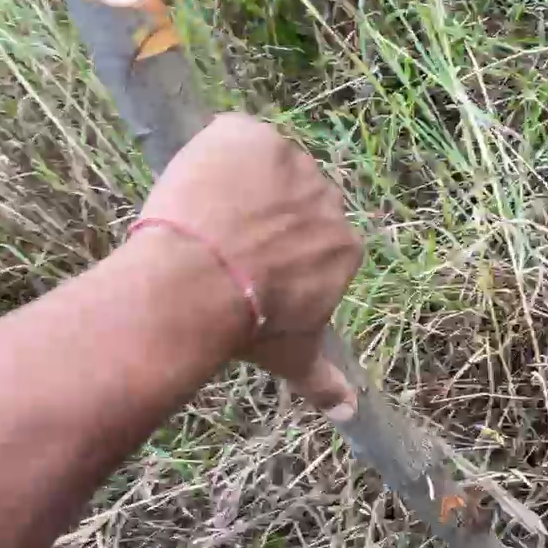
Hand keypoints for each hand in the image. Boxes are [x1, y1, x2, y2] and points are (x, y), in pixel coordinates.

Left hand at [135, 113, 363, 413]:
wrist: (199, 286)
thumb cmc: (251, 326)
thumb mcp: (294, 356)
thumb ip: (325, 380)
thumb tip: (351, 413)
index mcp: (345, 248)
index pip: (314, 234)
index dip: (280, 244)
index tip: (252, 259)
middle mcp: (330, 201)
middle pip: (294, 197)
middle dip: (265, 212)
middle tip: (224, 238)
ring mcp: (293, 164)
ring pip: (265, 165)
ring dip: (240, 180)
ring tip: (204, 212)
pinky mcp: (253, 137)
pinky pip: (236, 134)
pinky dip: (217, 149)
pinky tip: (197, 180)